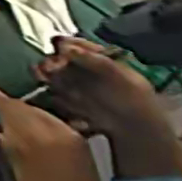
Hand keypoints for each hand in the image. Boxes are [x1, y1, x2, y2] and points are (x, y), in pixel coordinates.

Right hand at [0, 78, 112, 180]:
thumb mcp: (4, 167)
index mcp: (36, 133)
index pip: (8, 102)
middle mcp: (60, 132)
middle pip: (27, 106)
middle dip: (7, 102)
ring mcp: (76, 143)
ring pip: (44, 115)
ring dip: (25, 113)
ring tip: (6, 117)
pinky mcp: (85, 154)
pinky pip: (58, 127)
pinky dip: (41, 125)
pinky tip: (30, 134)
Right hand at [35, 38, 181, 178]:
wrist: (136, 135)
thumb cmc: (135, 104)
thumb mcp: (122, 78)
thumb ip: (96, 61)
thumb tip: (65, 47)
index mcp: (106, 62)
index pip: (81, 46)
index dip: (68, 44)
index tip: (58, 47)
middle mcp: (89, 71)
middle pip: (61, 59)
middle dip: (53, 62)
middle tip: (50, 67)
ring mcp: (78, 86)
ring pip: (54, 74)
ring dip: (47, 75)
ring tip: (44, 78)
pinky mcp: (69, 101)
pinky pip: (54, 91)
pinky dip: (51, 91)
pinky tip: (54, 94)